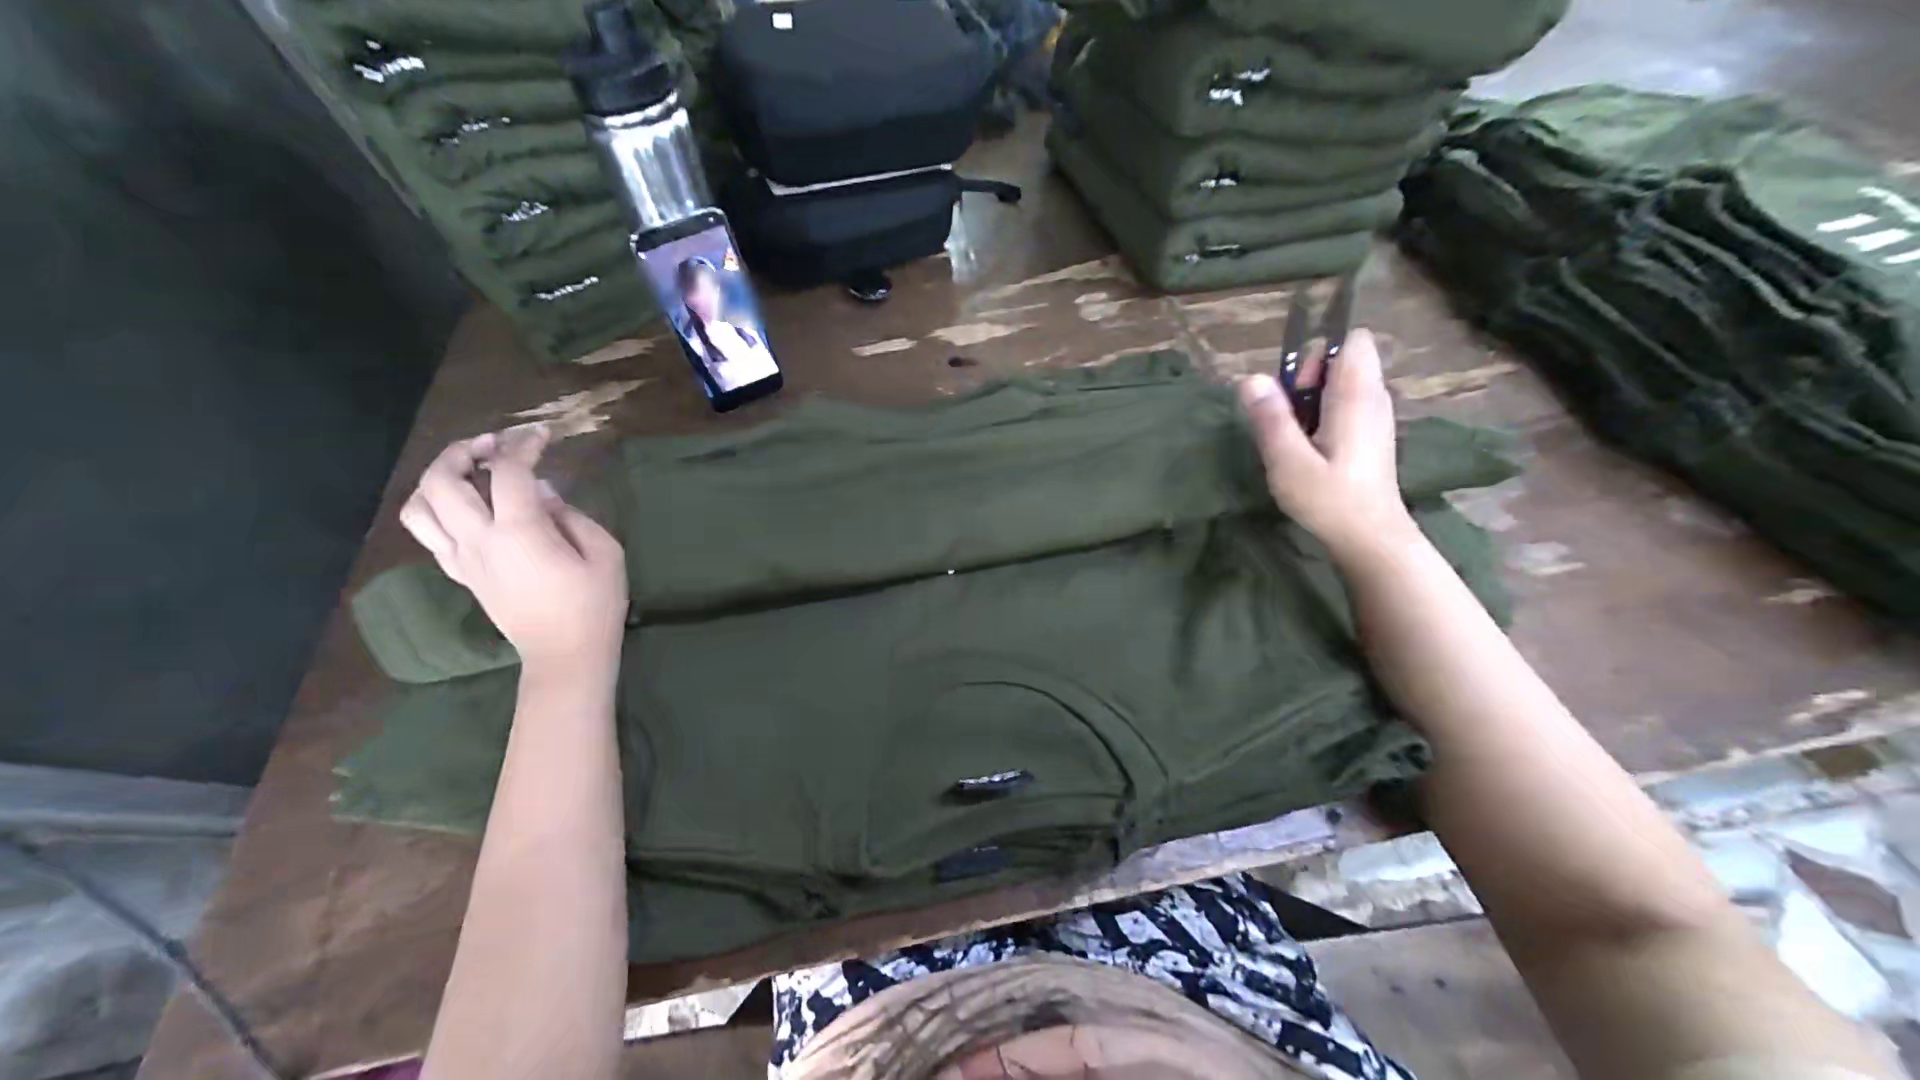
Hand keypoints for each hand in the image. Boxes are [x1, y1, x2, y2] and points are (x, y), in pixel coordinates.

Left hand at [398, 425, 628, 674]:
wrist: (565, 654)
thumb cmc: (594, 604)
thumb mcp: (604, 553)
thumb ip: (570, 515)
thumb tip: (543, 494)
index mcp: (519, 533)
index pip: (508, 472)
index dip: (523, 445)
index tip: (542, 434)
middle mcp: (479, 541)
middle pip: (441, 481)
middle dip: (463, 452)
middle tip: (494, 447)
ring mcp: (463, 560)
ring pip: (420, 508)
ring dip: (437, 479)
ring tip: (468, 472)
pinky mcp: (461, 574)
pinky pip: (429, 533)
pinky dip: (439, 509)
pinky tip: (469, 507)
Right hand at [1237, 329, 1417, 562]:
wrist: (1371, 539)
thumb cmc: (1330, 500)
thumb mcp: (1288, 462)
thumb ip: (1270, 418)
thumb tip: (1250, 378)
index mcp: (1357, 395)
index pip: (1352, 339)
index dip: (1317, 352)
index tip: (1295, 387)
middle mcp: (1373, 397)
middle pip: (1340, 360)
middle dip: (1307, 377)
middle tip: (1287, 418)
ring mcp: (1375, 416)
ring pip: (1340, 384)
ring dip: (1311, 400)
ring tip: (1294, 436)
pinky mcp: (1370, 435)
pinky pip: (1343, 405)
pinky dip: (1321, 416)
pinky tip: (1308, 449)